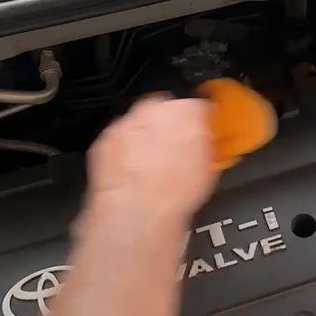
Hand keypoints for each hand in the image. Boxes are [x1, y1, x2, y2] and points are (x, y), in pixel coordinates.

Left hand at [81, 95, 218, 233]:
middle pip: (165, 108)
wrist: (139, 208)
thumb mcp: (208, 167)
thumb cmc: (176, 190)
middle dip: (169, 126)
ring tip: (151, 164)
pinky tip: (131, 171)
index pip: (198, 107)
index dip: (198, 122)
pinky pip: (119, 139)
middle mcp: (156, 109)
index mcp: (187, 111)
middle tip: (174, 150)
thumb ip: (205, 143)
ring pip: (140, 123)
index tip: (198, 134)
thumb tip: (203, 142)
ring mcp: (128, 122)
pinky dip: (124, 151)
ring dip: (145, 137)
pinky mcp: (106, 138)